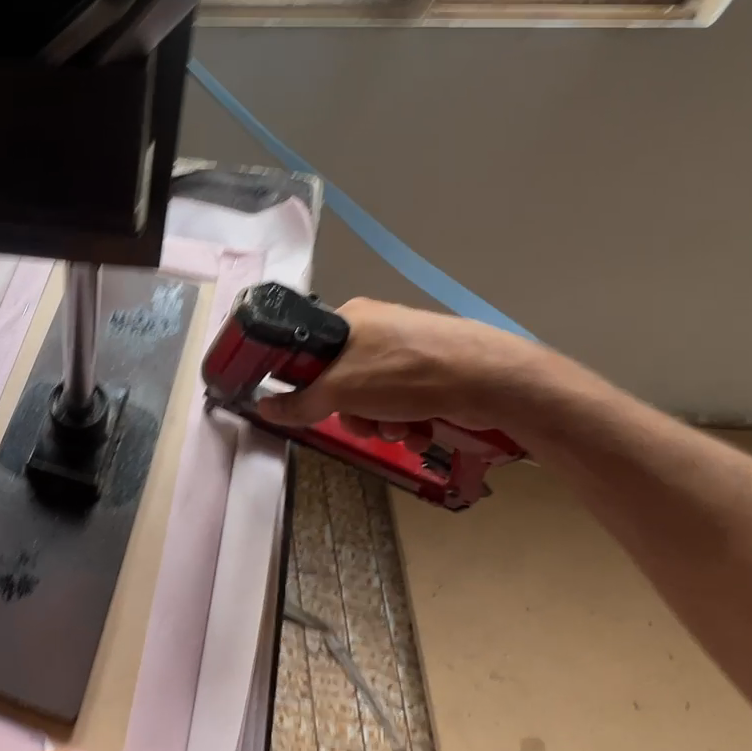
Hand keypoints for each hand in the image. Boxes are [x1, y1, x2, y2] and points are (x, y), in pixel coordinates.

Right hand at [253, 297, 547, 446]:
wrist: (489, 380)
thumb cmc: (403, 374)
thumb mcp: (340, 390)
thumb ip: (299, 403)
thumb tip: (262, 408)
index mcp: (350, 318)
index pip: (309, 349)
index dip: (304, 380)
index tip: (309, 404)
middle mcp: (377, 329)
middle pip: (340, 380)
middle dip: (349, 411)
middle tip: (359, 424)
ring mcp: (408, 350)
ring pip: (372, 397)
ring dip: (378, 422)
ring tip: (397, 430)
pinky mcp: (434, 372)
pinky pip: (403, 402)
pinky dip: (406, 421)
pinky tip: (418, 432)